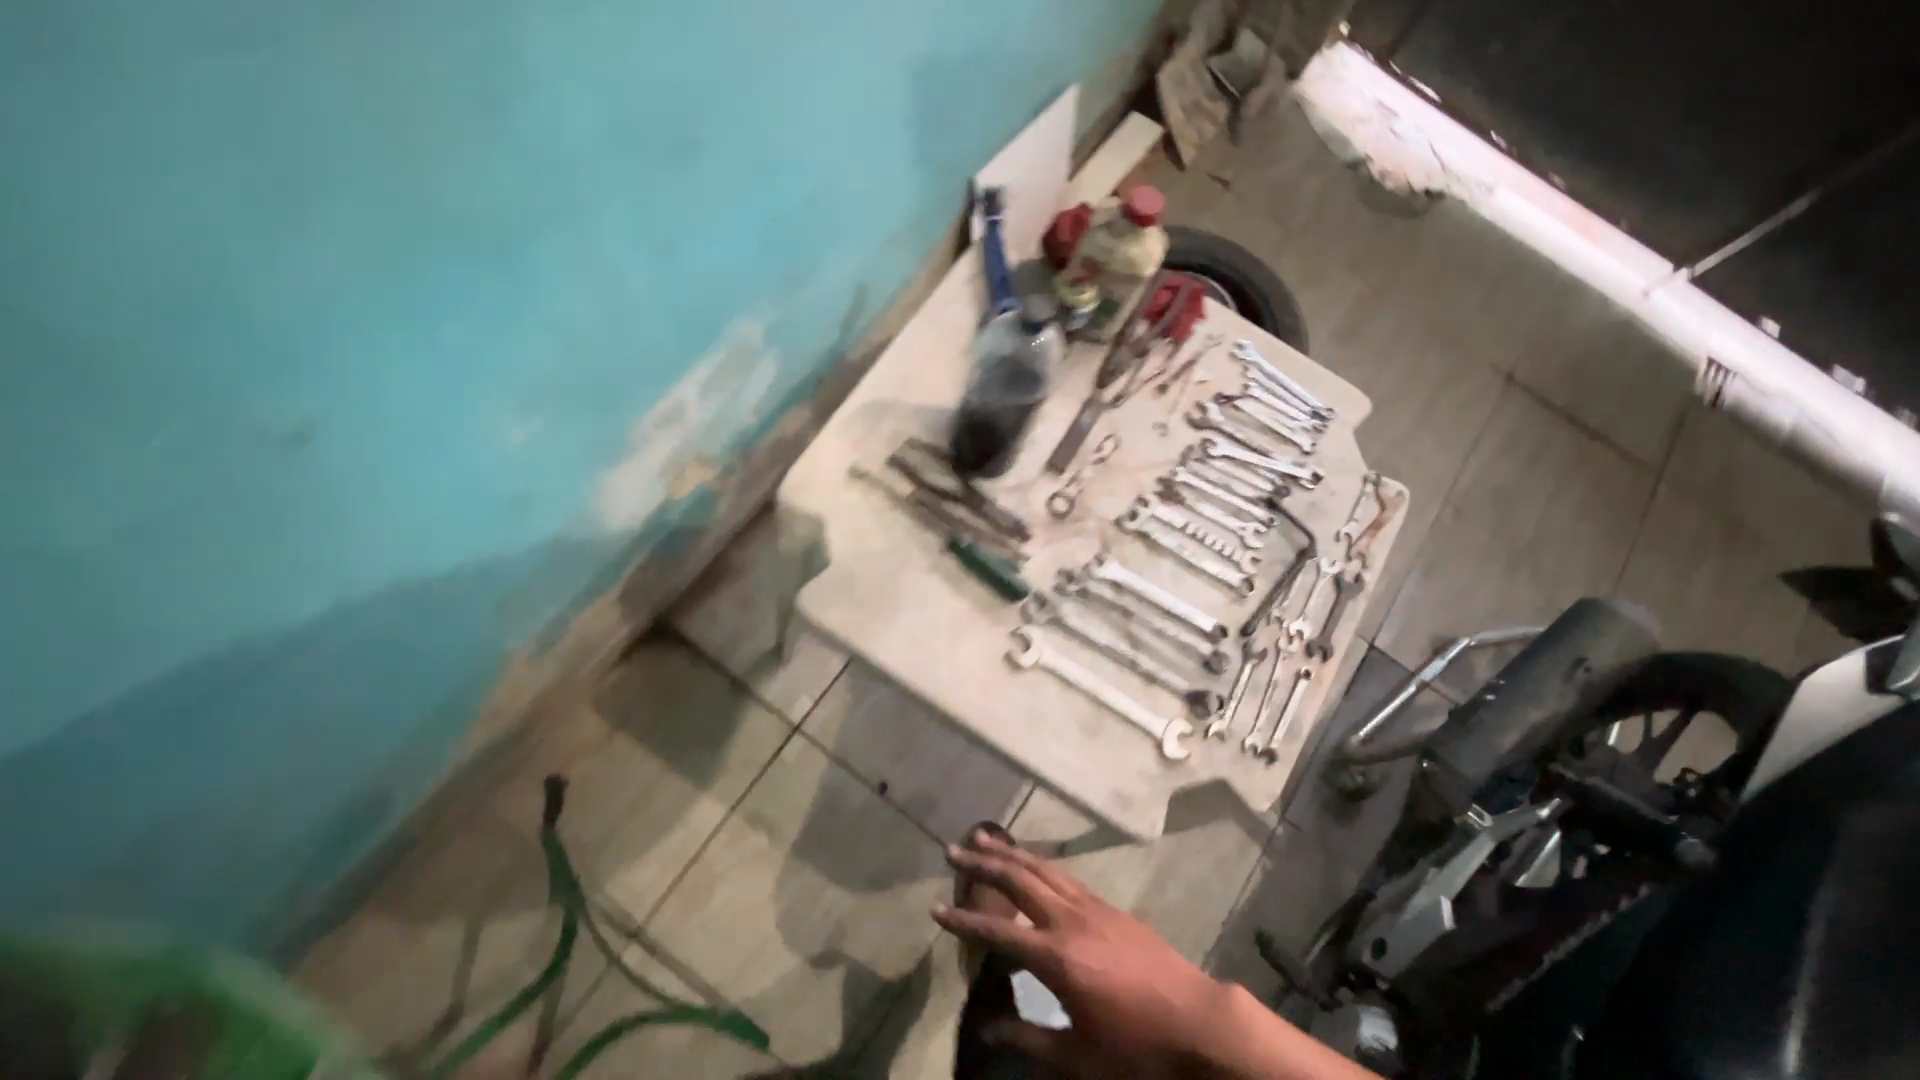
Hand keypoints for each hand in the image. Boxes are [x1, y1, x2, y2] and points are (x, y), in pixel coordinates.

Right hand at [933, 833, 1233, 1077]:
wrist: (1199, 1024)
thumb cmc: (1136, 1047)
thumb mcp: (1078, 1054)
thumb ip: (1028, 1036)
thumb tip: (987, 1027)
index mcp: (1056, 956)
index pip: (997, 931)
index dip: (963, 920)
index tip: (935, 908)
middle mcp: (1070, 920)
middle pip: (1018, 880)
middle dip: (983, 863)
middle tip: (953, 850)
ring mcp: (1095, 908)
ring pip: (1044, 869)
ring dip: (1012, 853)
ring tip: (985, 837)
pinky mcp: (1113, 908)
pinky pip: (1067, 877)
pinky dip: (1042, 864)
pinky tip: (1034, 864)